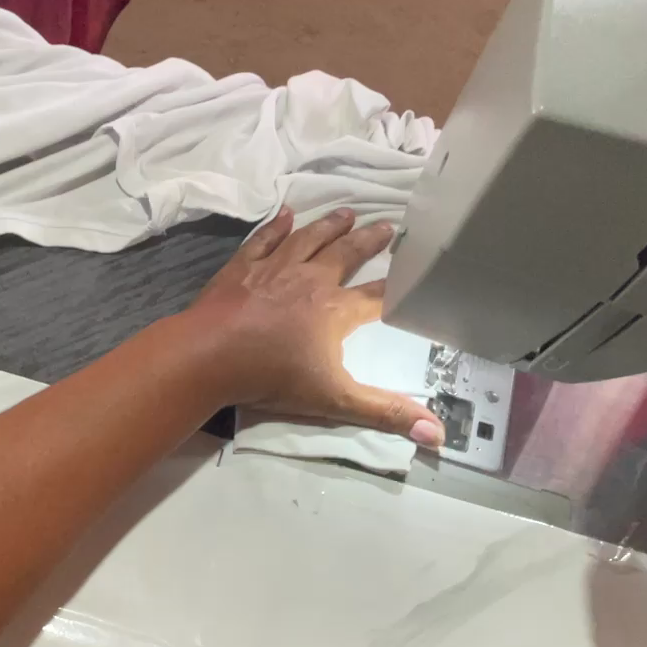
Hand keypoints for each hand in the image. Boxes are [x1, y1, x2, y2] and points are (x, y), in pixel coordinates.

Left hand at [179, 207, 444, 445]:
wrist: (210, 356)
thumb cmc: (271, 378)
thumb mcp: (332, 400)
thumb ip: (383, 413)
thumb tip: (436, 433)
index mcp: (336, 310)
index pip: (376, 297)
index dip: (396, 288)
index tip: (414, 275)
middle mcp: (311, 279)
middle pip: (347, 255)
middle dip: (369, 242)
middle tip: (387, 227)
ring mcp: (274, 268)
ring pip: (308, 239)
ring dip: (329, 226)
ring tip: (347, 212)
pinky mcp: (242, 268)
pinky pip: (264, 240)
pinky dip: (276, 227)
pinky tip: (286, 214)